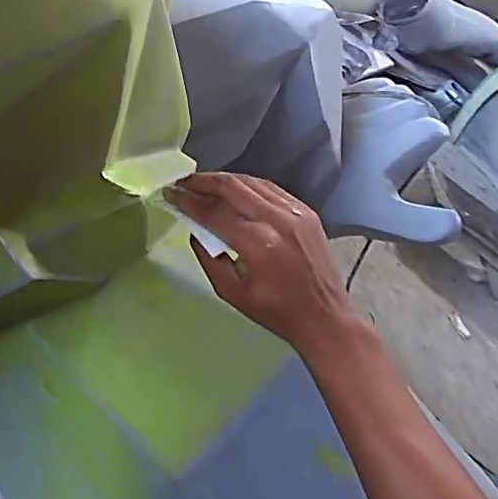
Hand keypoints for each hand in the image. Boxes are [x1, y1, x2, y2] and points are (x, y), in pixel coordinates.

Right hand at [168, 173, 364, 353]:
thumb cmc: (277, 312)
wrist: (327, 319)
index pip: (213, 212)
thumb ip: (208, 259)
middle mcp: (277, 221)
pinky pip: (269, 188)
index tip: (169, 194)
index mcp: (259, 244)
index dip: (187, 201)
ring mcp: (295, 213)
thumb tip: (195, 231)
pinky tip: (233, 188)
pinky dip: (246, 184)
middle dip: (201, 182)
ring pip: (250, 182)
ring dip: (222, 179)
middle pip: (231, 187)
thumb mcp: (232, 293)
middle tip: (182, 182)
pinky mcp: (306, 211)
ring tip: (202, 182)